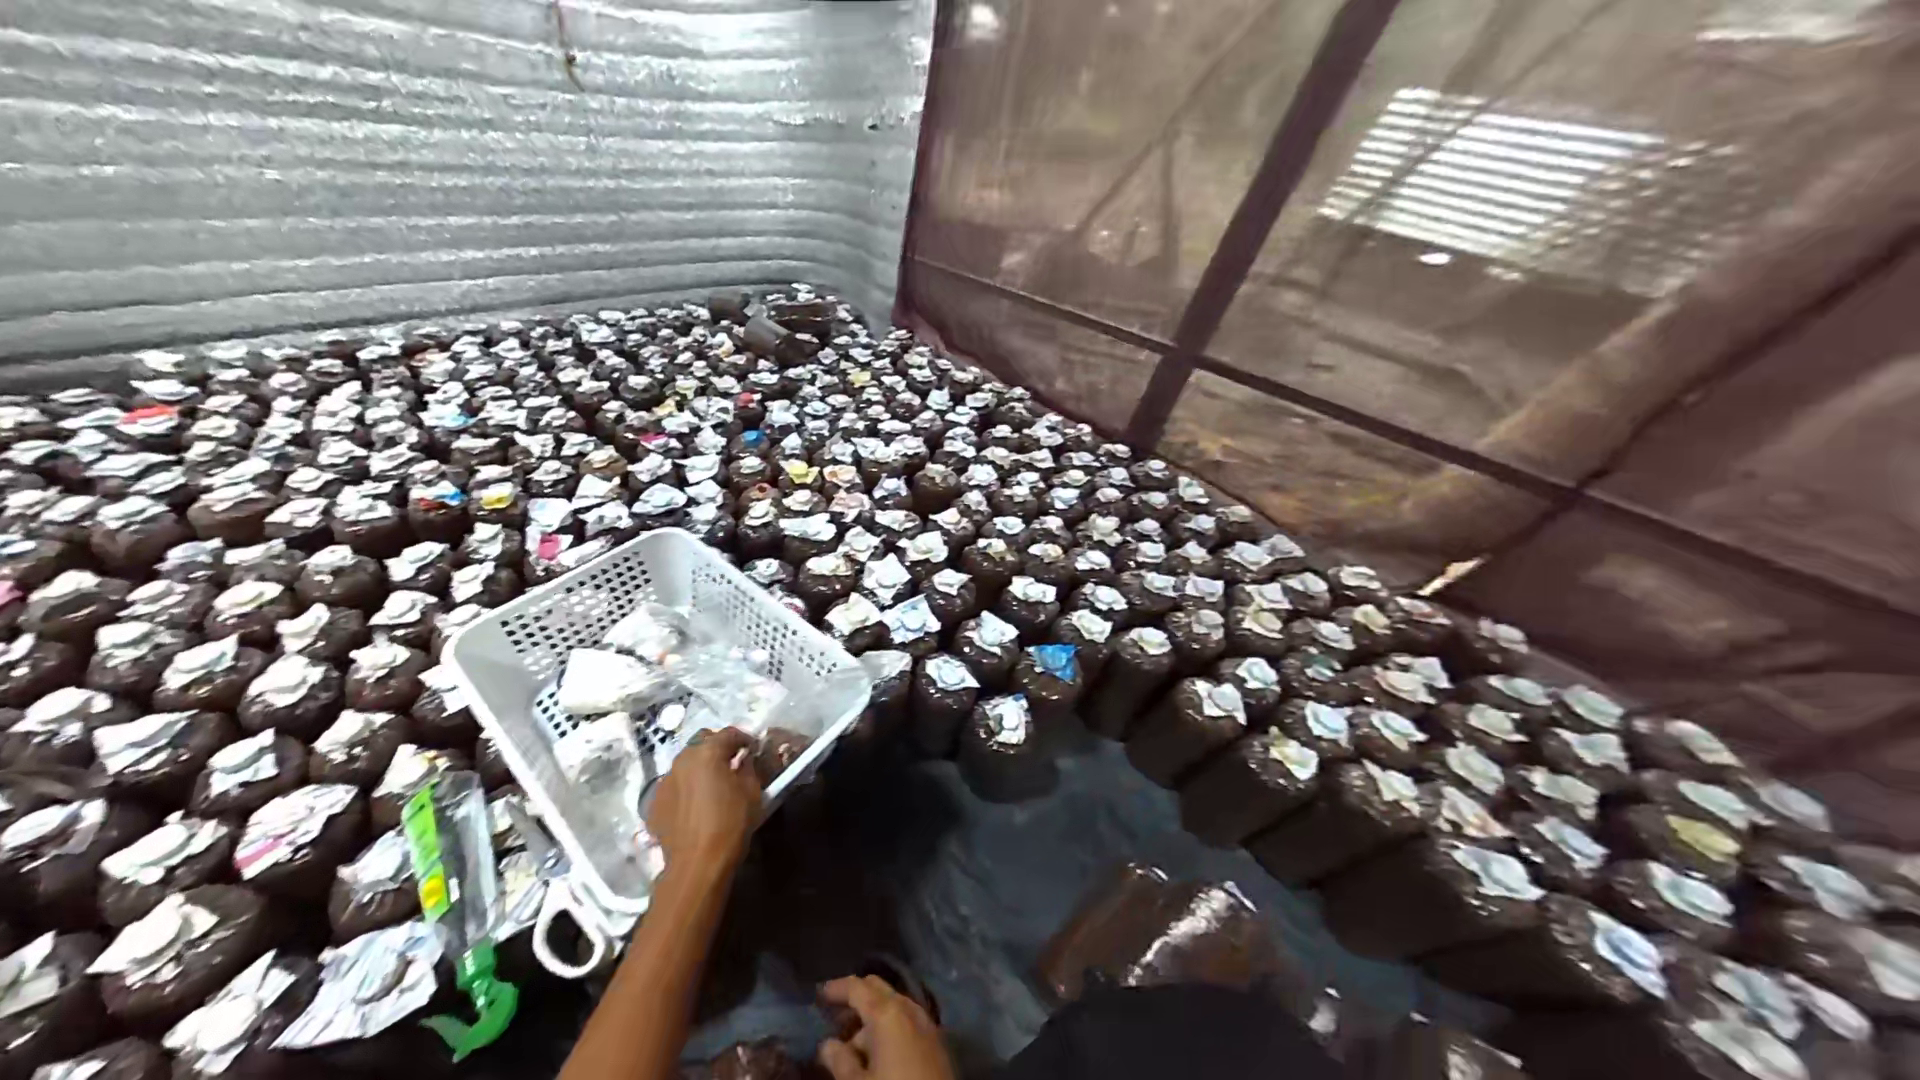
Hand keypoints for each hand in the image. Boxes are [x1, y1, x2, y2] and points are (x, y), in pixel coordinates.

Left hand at [647, 727, 761, 872]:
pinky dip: (686, 787)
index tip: (753, 749)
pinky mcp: (654, 803)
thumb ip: (748, 768)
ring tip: (713, 784)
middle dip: (718, 747)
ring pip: (685, 763)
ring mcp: (664, 782)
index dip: (744, 739)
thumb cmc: (731, 823)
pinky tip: (696, 804)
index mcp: (707, 753)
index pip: (729, 733)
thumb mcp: (752, 792)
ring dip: (700, 767)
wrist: (697, 864)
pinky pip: (674, 785)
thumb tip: (744, 760)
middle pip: (701, 741)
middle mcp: (682, 760)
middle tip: (732, 762)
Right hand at [817, 976, 954, 1079]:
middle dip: (856, 998)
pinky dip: (889, 1027)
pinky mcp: (936, 1041)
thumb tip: (828, 1044)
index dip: (837, 988)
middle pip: (878, 990)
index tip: (820, 993)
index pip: (858, 987)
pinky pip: (907, 1021)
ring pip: (893, 1006)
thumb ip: (840, 1061)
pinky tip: (878, 1053)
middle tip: (835, 1018)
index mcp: (887, 1013)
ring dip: (872, 1017)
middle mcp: (908, 1008)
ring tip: (853, 1045)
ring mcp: (926, 1023)